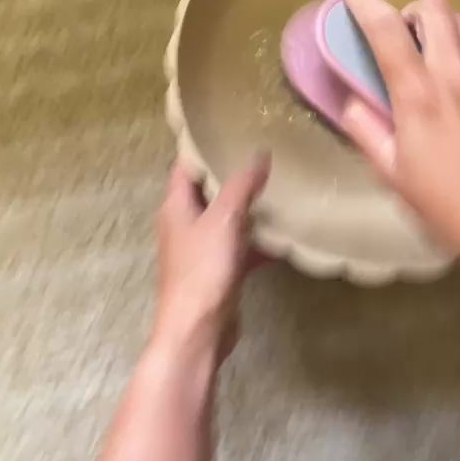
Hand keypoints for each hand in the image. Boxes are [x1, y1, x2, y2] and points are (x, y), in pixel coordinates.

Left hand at [152, 153, 269, 360]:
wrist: (198, 332)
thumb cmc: (203, 270)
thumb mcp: (224, 219)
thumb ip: (242, 185)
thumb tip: (260, 153)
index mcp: (176, 207)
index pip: (185, 166)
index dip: (202, 145)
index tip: (230, 128)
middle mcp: (184, 225)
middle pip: (207, 190)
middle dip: (232, 173)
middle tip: (263, 154)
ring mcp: (200, 250)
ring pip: (225, 219)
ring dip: (247, 206)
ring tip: (278, 186)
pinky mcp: (218, 272)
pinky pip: (239, 247)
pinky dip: (258, 241)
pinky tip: (283, 236)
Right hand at [337, 0, 459, 263]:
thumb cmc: (448, 204)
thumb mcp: (392, 173)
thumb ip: (366, 129)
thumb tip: (353, 101)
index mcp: (420, 95)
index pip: (387, 29)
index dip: (364, 0)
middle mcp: (457, 75)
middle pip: (435, 8)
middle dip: (410, 11)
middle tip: (399, 39)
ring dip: (438, 31)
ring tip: (427, 64)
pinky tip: (459, 99)